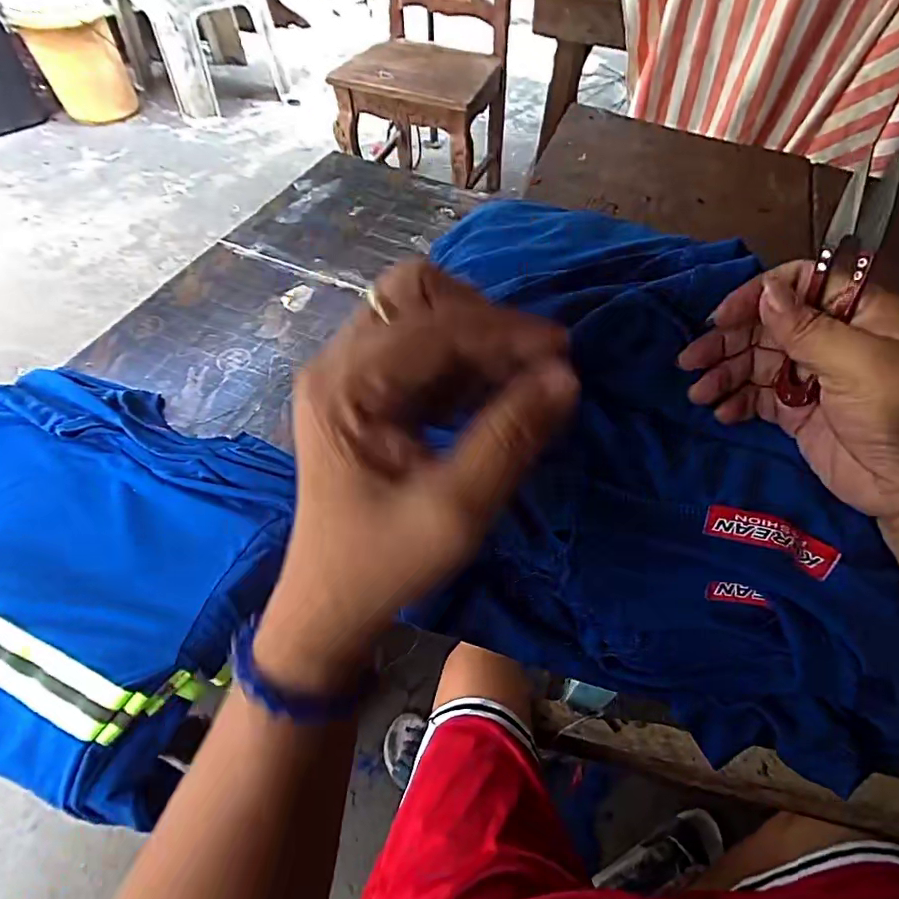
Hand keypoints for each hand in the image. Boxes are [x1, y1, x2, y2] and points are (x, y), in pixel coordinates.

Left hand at [258, 260, 578, 690]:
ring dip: (476, 337)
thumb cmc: (384, 563)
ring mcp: (346, 375)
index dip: (504, 330)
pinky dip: (462, 360)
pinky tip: (494, 393)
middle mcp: (337, 365)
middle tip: (534, 361)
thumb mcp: (456, 510)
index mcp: (345, 387)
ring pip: (418, 314)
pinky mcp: (362, 393)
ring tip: (524, 378)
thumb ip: (510, 438)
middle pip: (414, 294)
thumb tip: (566, 378)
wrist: (332, 603)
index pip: (433, 325)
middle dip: (482, 317)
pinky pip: (418, 349)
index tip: (564, 353)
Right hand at [676, 262, 898, 541]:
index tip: (721, 319)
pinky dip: (737, 404)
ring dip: (725, 375)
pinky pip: (759, 400)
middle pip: (768, 327)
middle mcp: (831, 340)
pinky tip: (723, 413)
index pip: (799, 285)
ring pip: (757, 364)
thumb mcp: (860, 362)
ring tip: (699, 394)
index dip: (757, 296)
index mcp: (856, 313)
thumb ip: (806, 328)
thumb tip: (765, 291)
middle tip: (691, 362)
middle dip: (728, 341)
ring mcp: (814, 380)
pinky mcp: (800, 417)